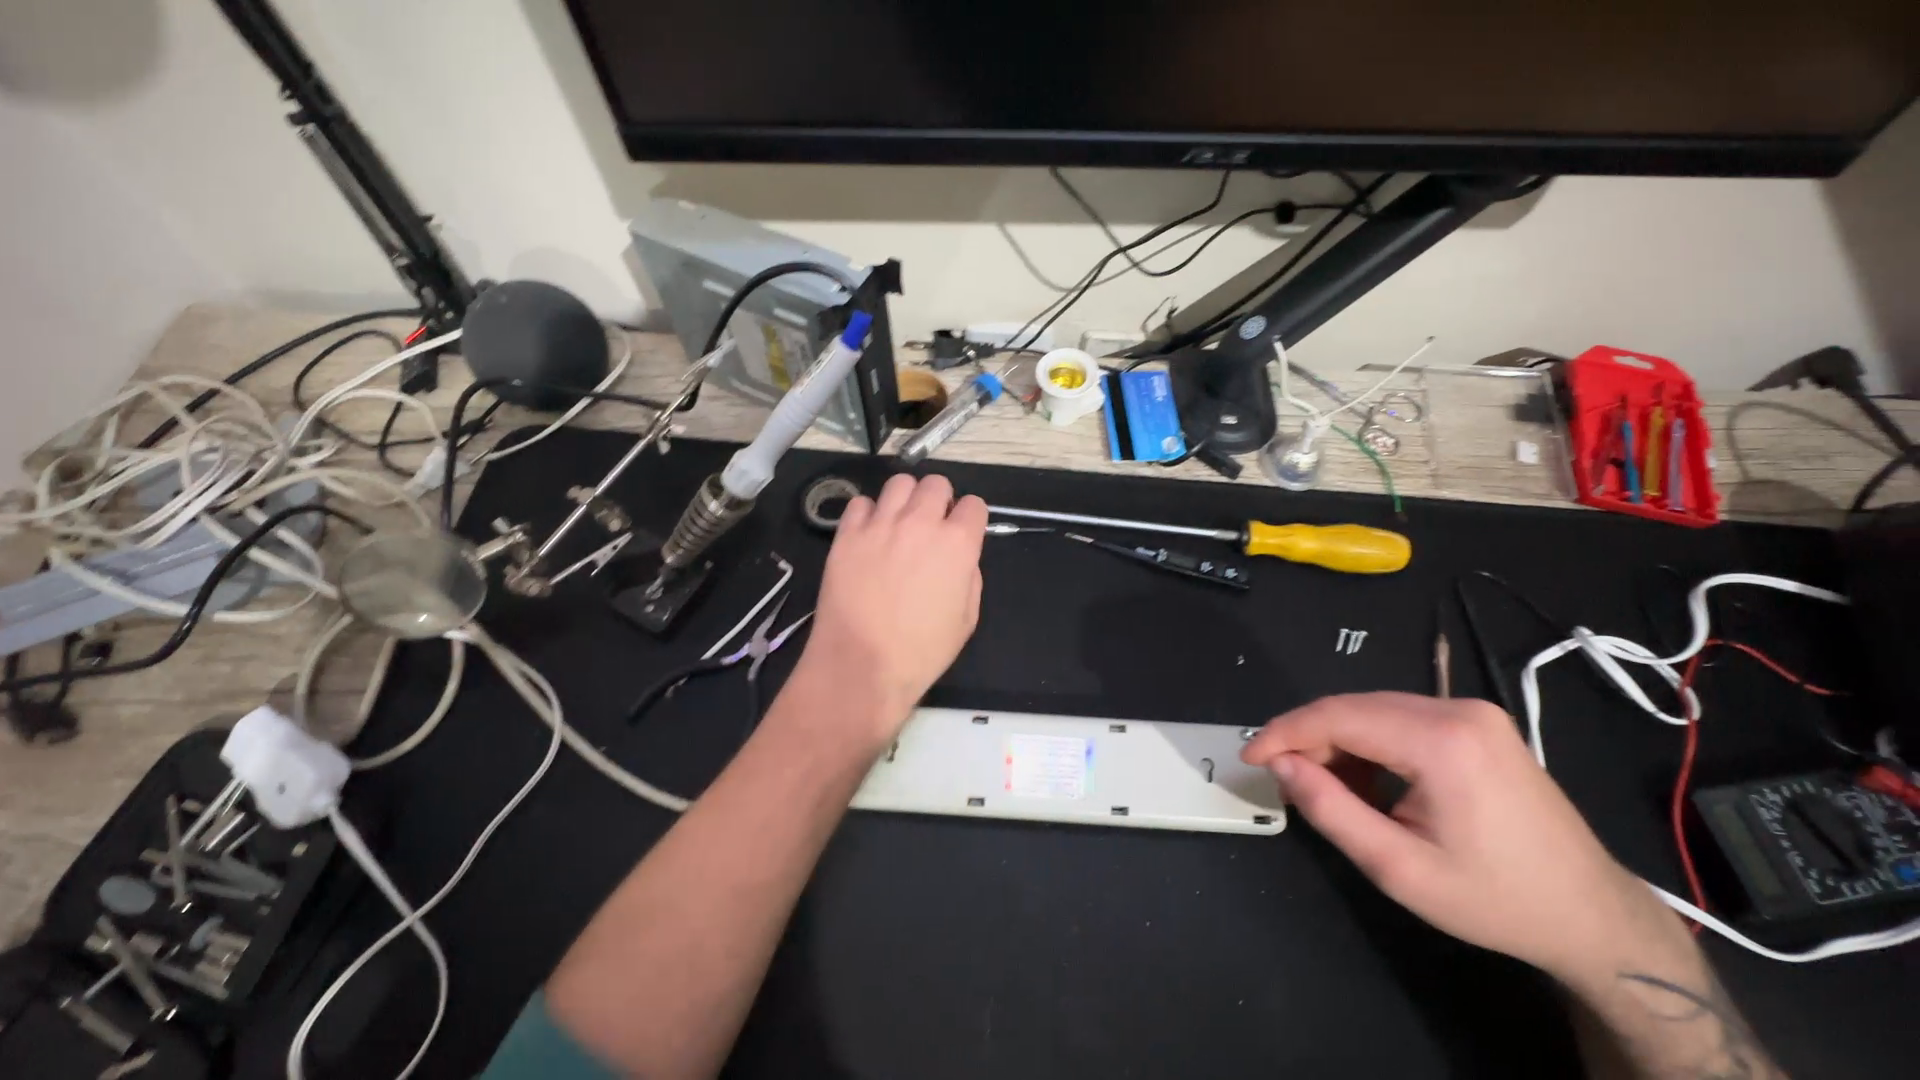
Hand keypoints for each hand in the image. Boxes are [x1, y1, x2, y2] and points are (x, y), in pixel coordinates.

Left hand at [798, 473, 986, 738]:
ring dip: (905, 499)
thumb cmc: (921, 652)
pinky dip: (868, 514)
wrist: (861, 665)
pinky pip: (860, 504)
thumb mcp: (967, 620)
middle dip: (939, 500)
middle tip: (931, 525)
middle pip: (936, 484)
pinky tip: (869, 536)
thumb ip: (969, 577)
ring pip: (899, 483)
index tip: (962, 533)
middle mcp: (920, 523)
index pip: (974, 505)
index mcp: (957, 544)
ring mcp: (880, 525)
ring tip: (899, 523)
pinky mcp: (847, 534)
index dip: (970, 519)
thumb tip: (960, 559)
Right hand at [1241, 693, 1683, 981]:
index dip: (1284, 732)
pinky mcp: (1480, 725)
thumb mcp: (1398, 867)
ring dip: (1339, 742)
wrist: (1590, 913)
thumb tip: (1279, 764)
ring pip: (1376, 710)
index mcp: (1441, 740)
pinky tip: (1367, 781)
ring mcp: (1475, 714)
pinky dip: (1371, 743)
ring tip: (1326, 789)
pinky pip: (1404, 718)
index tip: (1248, 758)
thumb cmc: (1493, 898)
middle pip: (1355, 707)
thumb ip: (1330, 809)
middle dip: (1309, 738)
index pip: (1337, 715)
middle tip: (1282, 779)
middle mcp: (1459, 710)